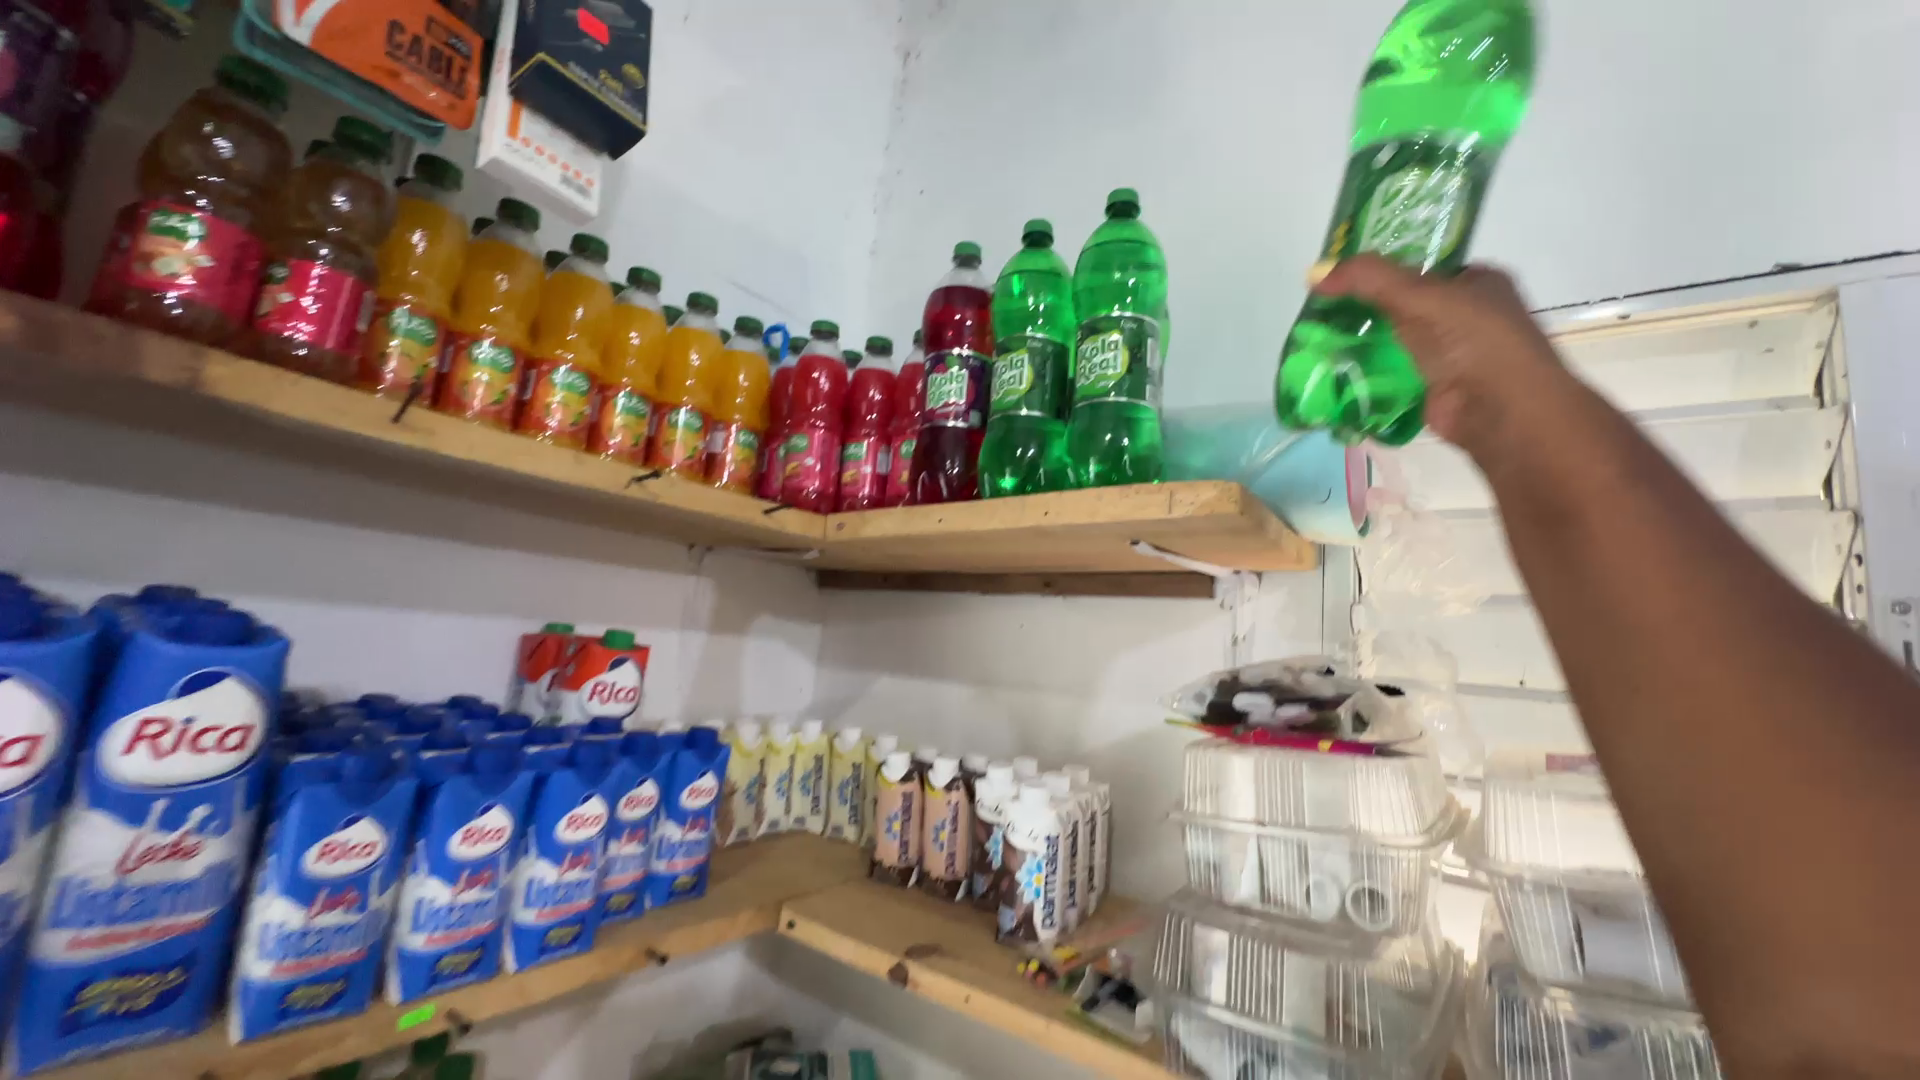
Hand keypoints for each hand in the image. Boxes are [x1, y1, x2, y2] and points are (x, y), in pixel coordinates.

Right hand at [1314, 255, 1568, 455]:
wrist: (1499, 411)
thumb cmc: (1474, 342)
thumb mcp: (1422, 297)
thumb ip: (1370, 280)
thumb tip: (1314, 274)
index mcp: (1475, 282)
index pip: (1418, 268)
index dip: (1378, 272)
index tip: (1337, 279)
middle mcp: (1463, 315)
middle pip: (1399, 306)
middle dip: (1361, 310)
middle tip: (1318, 312)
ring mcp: (1446, 354)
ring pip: (1390, 341)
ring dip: (1357, 344)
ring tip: (1314, 340)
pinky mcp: (1428, 387)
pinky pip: (1387, 374)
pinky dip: (1362, 374)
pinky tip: (1330, 370)